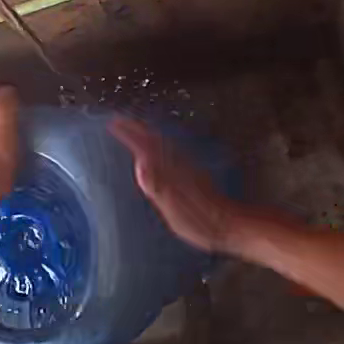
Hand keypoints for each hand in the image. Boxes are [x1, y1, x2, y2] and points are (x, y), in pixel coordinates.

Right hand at [110, 117, 251, 253]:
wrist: (229, 223)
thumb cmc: (201, 222)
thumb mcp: (175, 211)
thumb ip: (157, 187)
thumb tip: (140, 164)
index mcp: (171, 172)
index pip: (146, 147)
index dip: (130, 134)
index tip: (114, 123)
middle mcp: (179, 165)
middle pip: (155, 141)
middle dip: (137, 128)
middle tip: (120, 120)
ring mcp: (187, 168)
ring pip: (164, 144)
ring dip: (148, 134)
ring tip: (135, 129)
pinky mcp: (193, 174)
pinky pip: (171, 152)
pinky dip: (159, 145)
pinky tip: (158, 150)